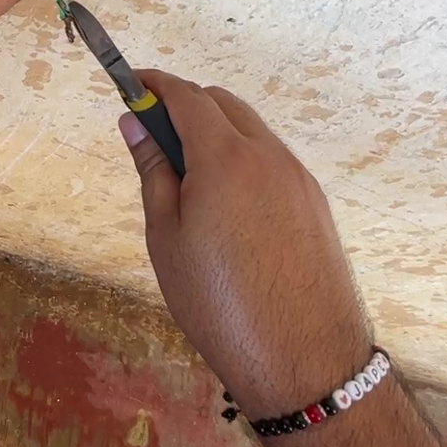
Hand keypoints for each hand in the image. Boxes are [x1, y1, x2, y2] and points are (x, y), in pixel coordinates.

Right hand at [121, 72, 446, 446]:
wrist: (304, 362)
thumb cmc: (215, 299)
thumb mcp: (166, 234)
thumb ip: (153, 168)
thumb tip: (134, 122)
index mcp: (225, 156)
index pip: (187, 95)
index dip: (155, 83)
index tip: (130, 85)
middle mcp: (268, 154)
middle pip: (222, 102)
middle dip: (185, 104)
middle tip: (154, 138)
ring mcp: (298, 177)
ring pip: (250, 128)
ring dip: (216, 130)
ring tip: (189, 179)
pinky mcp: (315, 202)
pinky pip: (271, 157)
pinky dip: (241, 155)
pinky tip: (227, 203)